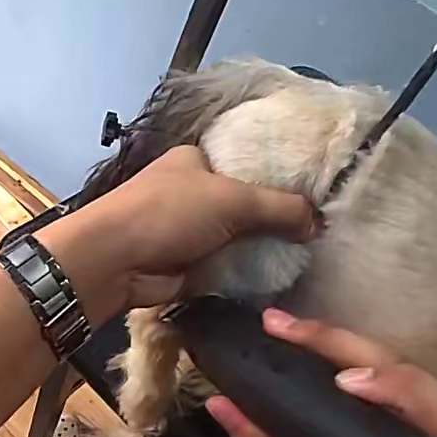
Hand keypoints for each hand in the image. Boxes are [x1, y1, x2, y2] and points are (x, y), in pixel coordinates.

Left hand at [39, 146, 316, 318]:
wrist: (115, 262)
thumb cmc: (169, 213)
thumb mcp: (232, 199)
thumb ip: (280, 207)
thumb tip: (319, 222)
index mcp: (198, 161)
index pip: (251, 165)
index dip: (282, 178)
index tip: (318, 195)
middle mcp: (196, 192)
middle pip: (249, 204)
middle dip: (278, 219)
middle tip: (320, 231)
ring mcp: (193, 231)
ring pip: (241, 238)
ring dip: (266, 249)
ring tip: (310, 254)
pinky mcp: (192, 264)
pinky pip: (231, 266)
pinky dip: (251, 271)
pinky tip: (284, 275)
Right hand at [207, 310, 436, 436]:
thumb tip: (224, 405)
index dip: (400, 388)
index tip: (346, 383)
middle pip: (407, 369)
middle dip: (344, 344)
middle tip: (282, 328)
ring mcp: (421, 417)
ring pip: (390, 358)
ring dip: (336, 340)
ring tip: (282, 327)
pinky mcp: (397, 409)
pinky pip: (373, 366)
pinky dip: (336, 349)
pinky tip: (300, 339)